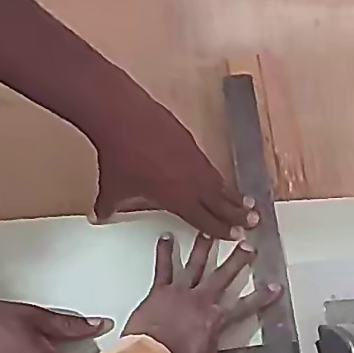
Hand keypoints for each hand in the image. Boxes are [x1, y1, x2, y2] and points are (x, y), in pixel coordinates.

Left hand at [92, 101, 257, 240]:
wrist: (122, 117)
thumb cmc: (118, 157)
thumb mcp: (111, 188)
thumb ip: (107, 206)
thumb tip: (97, 217)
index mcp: (177, 198)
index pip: (204, 219)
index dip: (221, 229)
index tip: (237, 235)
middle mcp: (191, 181)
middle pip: (220, 202)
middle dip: (238, 214)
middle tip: (256, 222)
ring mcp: (193, 159)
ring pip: (219, 182)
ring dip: (233, 195)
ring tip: (248, 202)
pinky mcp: (190, 142)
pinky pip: (209, 166)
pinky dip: (218, 176)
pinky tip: (220, 179)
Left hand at [124, 232, 281, 352]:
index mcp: (215, 320)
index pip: (246, 307)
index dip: (263, 298)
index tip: (276, 287)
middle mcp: (201, 301)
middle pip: (224, 276)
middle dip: (238, 260)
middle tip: (249, 243)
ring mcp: (179, 293)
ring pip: (196, 265)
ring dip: (205, 247)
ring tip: (211, 231)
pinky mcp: (159, 292)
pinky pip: (163, 268)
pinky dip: (164, 252)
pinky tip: (166, 236)